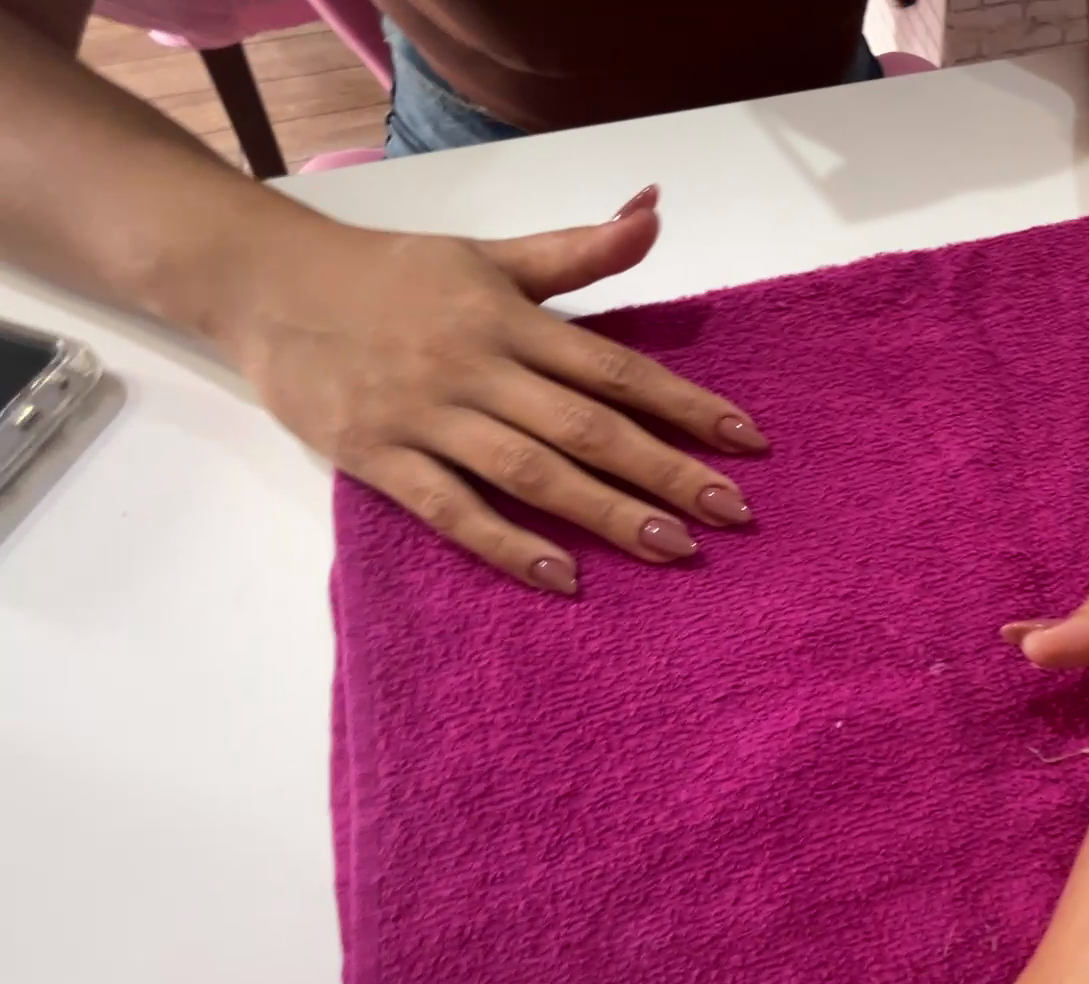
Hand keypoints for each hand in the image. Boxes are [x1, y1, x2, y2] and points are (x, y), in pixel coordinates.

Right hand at [216, 186, 764, 592]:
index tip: (747, 440)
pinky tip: (566, 580)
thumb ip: (579, 251)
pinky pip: (450, 510)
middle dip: (666, 471)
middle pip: (589, 428)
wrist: (257, 278)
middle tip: (733, 511)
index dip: (688, 405)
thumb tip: (654, 214)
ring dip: (606, 514)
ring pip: (532, 473)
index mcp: (513, 323)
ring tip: (675, 548)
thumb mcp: (493, 256)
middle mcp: (478, 370)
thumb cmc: (398, 274)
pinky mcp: (376, 458)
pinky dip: (506, 546)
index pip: (620, 370)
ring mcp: (426, 417)